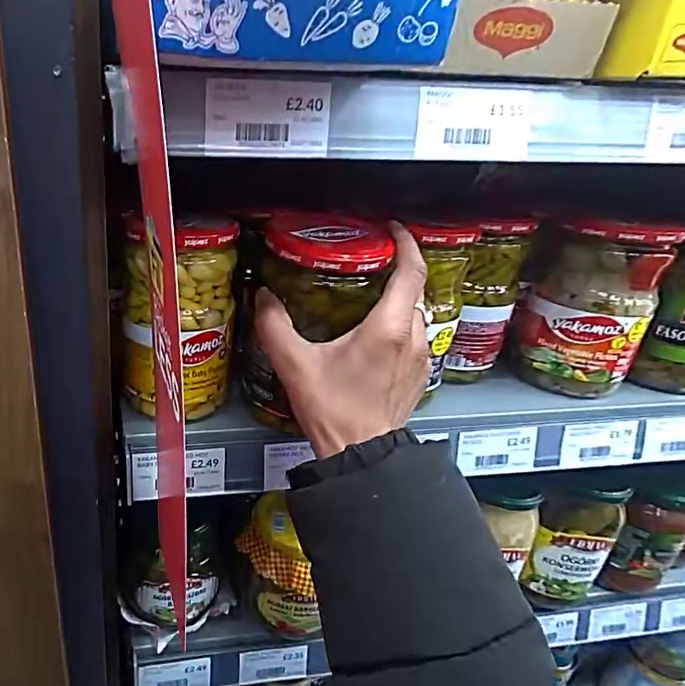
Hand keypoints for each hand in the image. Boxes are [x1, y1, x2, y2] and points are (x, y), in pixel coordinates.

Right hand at [255, 221, 431, 458]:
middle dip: (398, 272)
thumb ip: (275, 326)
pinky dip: (402, 328)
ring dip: (400, 302)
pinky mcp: (418, 376)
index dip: (405, 243)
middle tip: (372, 264)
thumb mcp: (295, 365)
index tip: (391, 230)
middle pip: (415, 290)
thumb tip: (264, 297)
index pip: (411, 270)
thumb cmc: (333, 410)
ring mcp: (420, 359)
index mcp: (389, 328)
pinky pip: (418, 339)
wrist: (360, 455)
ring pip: (418, 315)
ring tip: (372, 299)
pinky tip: (377, 337)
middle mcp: (413, 339)